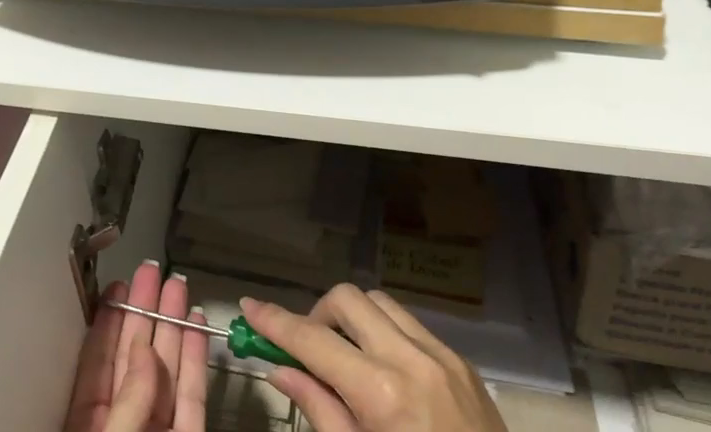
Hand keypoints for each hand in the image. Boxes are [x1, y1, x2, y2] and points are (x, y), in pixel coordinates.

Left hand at [64, 261, 208, 431]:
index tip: (119, 286)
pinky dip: (196, 360)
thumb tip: (145, 347)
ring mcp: (158, 430)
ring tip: (177, 285)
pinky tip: (197, 326)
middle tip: (151, 270)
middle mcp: (124, 421)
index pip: (97, 362)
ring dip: (173, 324)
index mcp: (88, 422)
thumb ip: (128, 398)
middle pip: (135, 358)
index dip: (108, 321)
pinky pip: (193, 397)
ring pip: (166, 370)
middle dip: (145, 311)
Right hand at [241, 286, 507, 431]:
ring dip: (353, 318)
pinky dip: (384, 331)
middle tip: (308, 351)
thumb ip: (318, 410)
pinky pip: (410, 324)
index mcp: (381, 393)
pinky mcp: (462, 362)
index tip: (248, 308)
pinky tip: (382, 367)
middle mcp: (411, 359)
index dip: (274, 321)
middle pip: (348, 299)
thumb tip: (279, 370)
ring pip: (380, 302)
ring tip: (345, 357)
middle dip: (318, 314)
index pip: (312, 339)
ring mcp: (442, 355)